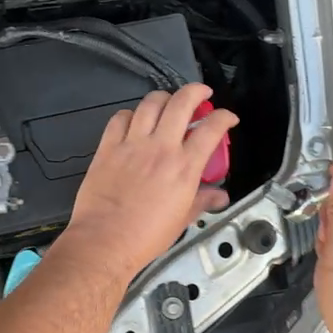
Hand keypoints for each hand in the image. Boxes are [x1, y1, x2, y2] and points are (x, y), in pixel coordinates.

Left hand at [64, 84, 237, 278]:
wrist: (105, 241)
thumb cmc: (146, 236)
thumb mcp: (183, 219)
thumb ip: (203, 201)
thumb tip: (220, 196)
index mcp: (184, 167)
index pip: (212, 129)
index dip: (225, 117)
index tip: (228, 117)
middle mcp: (160, 148)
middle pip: (181, 102)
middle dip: (196, 91)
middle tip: (202, 93)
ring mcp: (132, 144)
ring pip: (150, 103)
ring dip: (164, 98)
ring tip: (169, 103)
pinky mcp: (108, 147)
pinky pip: (120, 118)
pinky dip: (131, 114)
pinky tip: (135, 121)